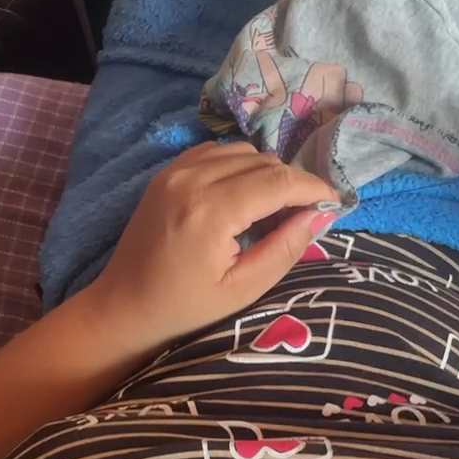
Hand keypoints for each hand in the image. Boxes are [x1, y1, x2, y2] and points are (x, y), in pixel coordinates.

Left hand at [75, 143, 338, 354]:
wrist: (124, 306)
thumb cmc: (185, 307)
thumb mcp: (243, 288)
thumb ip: (286, 248)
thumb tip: (321, 214)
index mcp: (211, 211)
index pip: (279, 182)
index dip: (313, 188)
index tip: (334, 202)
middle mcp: (192, 179)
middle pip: (263, 161)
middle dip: (292, 182)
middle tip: (304, 213)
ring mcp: (175, 171)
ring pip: (241, 151)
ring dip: (266, 172)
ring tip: (272, 208)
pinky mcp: (166, 172)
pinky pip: (215, 152)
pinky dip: (237, 165)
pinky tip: (241, 195)